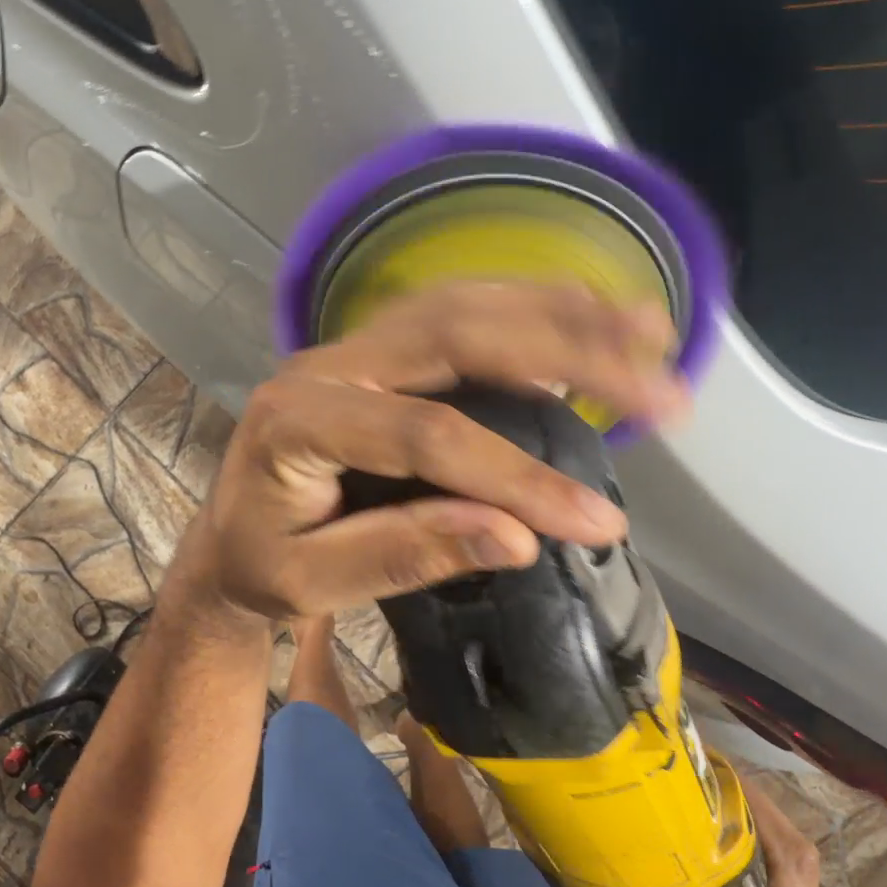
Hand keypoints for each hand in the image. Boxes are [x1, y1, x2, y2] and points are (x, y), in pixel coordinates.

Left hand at [164, 282, 688, 620]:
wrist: (223, 541)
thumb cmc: (258, 568)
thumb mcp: (311, 583)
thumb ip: (400, 555)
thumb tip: (515, 537)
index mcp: (297, 421)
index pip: (423, 434)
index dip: (513, 475)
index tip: (595, 523)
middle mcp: (325, 365)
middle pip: (453, 333)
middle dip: (565, 355)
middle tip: (662, 393)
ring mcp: (348, 350)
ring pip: (460, 304)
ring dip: (557, 314)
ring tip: (650, 334)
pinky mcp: (371, 354)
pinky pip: (452, 312)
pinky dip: (524, 313)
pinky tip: (584, 324)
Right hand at [524, 788, 835, 886]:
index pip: (793, 858)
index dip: (762, 807)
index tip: (711, 767)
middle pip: (795, 855)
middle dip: (751, 808)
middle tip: (690, 775)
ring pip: (793, 873)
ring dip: (756, 833)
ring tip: (696, 800)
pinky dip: (757, 862)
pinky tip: (709, 856)